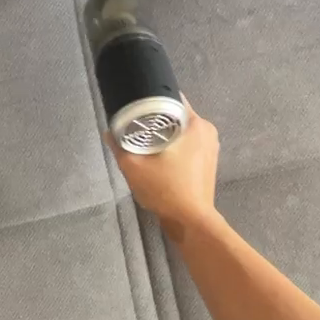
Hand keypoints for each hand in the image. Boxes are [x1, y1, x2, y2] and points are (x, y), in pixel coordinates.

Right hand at [109, 104, 220, 236]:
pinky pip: (189, 143)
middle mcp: (208, 131)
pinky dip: (175, 145)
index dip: (153, 98)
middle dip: (157, 118)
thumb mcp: (134, 168)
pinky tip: (160, 154)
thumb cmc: (166, 189)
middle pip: (178, 114)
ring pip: (183, 130)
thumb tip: (109, 132)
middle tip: (136, 123)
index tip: (136, 104)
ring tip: (145, 139)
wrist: (190, 221)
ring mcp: (211, 147)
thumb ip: (119, 147)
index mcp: (195, 124)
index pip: (173, 98)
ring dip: (166, 132)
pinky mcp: (209, 161)